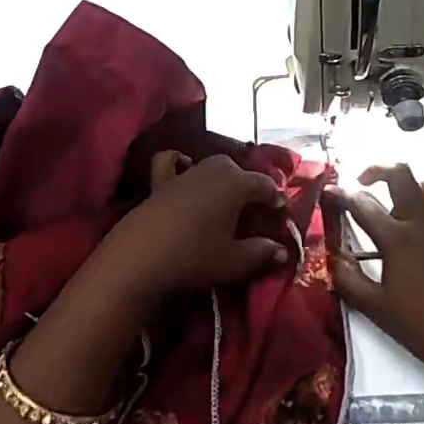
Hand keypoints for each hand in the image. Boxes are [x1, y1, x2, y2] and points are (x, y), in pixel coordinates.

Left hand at [86, 152, 292, 304]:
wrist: (141, 256)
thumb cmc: (195, 257)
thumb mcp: (235, 261)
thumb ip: (261, 253)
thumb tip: (281, 250)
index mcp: (236, 184)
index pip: (264, 185)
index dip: (276, 198)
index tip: (281, 214)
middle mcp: (213, 169)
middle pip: (239, 171)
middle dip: (250, 187)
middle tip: (255, 211)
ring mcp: (185, 172)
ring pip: (211, 165)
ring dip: (223, 178)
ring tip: (227, 199)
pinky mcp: (159, 181)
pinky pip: (172, 161)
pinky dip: (180, 162)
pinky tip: (185, 170)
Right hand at [332, 164, 423, 388]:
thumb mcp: (380, 312)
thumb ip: (351, 283)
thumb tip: (334, 259)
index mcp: (397, 238)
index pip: (362, 204)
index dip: (341, 194)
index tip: (329, 192)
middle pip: (401, 175)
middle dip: (378, 169)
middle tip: (363, 181)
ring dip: (410, 187)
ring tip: (398, 204)